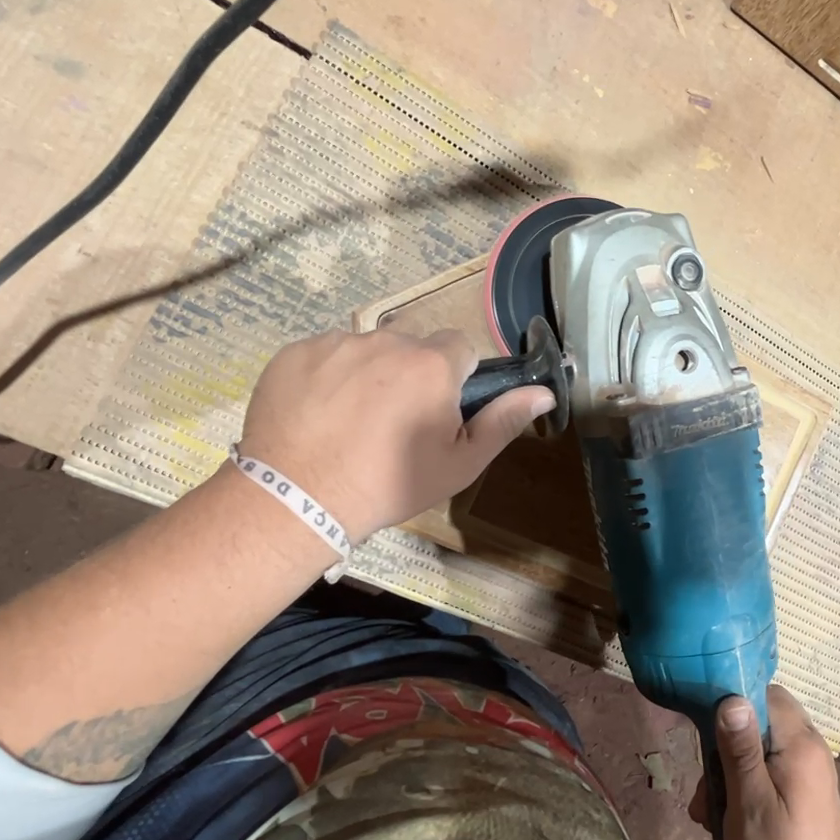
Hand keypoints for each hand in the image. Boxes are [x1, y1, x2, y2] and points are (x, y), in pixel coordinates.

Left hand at [235, 329, 553, 546]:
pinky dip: (325, 377)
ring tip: (349, 421)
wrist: (297, 499)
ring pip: (367, 349)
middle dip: (409, 373)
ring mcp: (336, 343)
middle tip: (393, 422)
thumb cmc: (390, 485)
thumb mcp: (458, 464)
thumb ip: (503, 422)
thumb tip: (545, 392)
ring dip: (367, 373)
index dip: (453, 378)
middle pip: (411, 346)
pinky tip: (317, 415)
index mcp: (433, 364)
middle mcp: (387, 341)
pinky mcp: (294, 352)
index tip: (438, 410)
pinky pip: (323, 355)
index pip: (459, 348)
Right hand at [698, 686, 839, 839]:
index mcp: (802, 745)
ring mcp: (815, 777)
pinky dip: (750, 790)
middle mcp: (814, 752)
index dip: (734, 704)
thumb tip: (732, 696)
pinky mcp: (811, 800)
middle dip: (728, 748)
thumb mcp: (748, 802)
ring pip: (765, 753)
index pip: (767, 695)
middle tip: (705, 785)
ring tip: (709, 812)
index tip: (706, 730)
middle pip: (764, 724)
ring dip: (733, 775)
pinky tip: (730, 821)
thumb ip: (740, 748)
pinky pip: (775, 777)